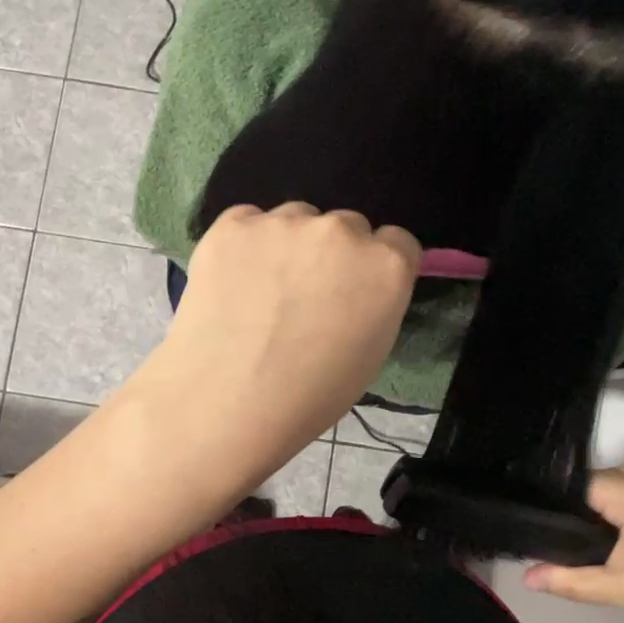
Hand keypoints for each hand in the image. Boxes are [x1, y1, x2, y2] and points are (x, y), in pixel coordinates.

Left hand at [124, 202, 419, 480]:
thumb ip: (374, 304)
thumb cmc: (309, 396)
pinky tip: (233, 282)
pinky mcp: (233, 225)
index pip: (397, 241)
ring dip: (289, 245)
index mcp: (386, 266)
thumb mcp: (370, 354)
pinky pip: (248, 223)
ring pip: (296, 220)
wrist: (226, 402)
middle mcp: (341, 231)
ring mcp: (284, 222)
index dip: (377, 267)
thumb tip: (357, 290)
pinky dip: (244, 245)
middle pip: (347, 226)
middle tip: (307, 294)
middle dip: (333, 254)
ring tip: (263, 291)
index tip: (357, 291)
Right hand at [522, 465, 623, 622]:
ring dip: (619, 507)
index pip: (581, 485)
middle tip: (592, 548)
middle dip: (594, 510)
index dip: (567, 509)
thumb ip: (569, 580)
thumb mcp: (620, 588)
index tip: (563, 536)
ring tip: (620, 545)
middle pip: (605, 481)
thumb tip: (527, 579)